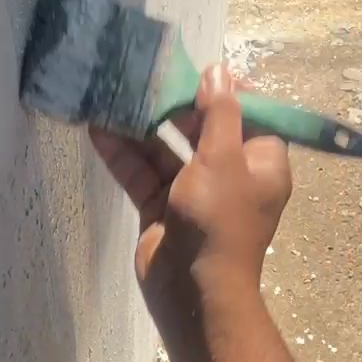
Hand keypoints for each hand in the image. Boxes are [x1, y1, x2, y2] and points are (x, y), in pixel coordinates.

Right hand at [90, 64, 291, 316]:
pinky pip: (143, 177)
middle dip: (174, 106)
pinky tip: (100, 131)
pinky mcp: (161, 213)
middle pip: (202, 131)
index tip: (198, 72)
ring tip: (114, 98)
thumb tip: (217, 71)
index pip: (249, 116)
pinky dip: (125, 157)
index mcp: (261, 164)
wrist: (192, 290)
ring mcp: (192, 196)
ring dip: (141, 129)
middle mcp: (229, 178)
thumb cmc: (219, 220)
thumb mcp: (225, 157)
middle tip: (148, 80)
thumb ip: (219, 112)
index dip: (225, 91)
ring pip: (166, 154)